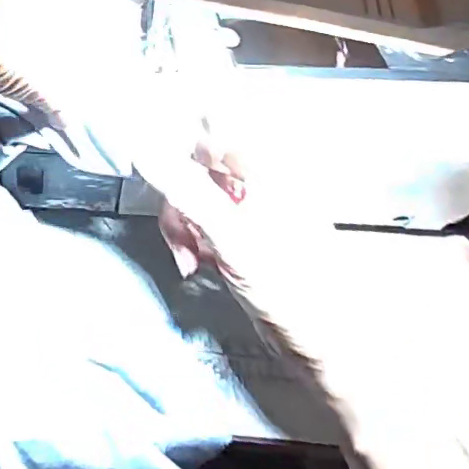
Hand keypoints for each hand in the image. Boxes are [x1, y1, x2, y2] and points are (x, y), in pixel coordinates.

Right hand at [153, 131, 359, 391]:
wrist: (326, 346)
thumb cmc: (290, 286)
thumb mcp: (229, 234)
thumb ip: (184, 190)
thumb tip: (143, 152)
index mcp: (265, 162)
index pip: (213, 122)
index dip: (176, 132)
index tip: (148, 155)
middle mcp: (257, 175)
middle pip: (196, 159)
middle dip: (175, 192)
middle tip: (176, 228)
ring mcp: (249, 204)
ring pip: (193, 191)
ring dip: (180, 221)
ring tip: (187, 256)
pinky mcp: (240, 232)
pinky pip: (200, 219)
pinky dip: (190, 238)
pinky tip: (196, 263)